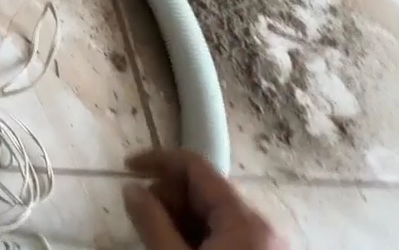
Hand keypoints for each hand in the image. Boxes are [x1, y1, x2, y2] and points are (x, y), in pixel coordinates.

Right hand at [122, 149, 284, 249]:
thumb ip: (152, 221)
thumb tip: (131, 188)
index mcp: (246, 219)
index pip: (195, 164)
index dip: (156, 158)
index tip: (127, 168)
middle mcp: (264, 223)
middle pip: (203, 187)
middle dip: (169, 196)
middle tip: (148, 218)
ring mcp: (270, 243)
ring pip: (214, 211)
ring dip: (182, 217)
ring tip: (165, 238)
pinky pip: (227, 231)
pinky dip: (201, 234)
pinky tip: (186, 248)